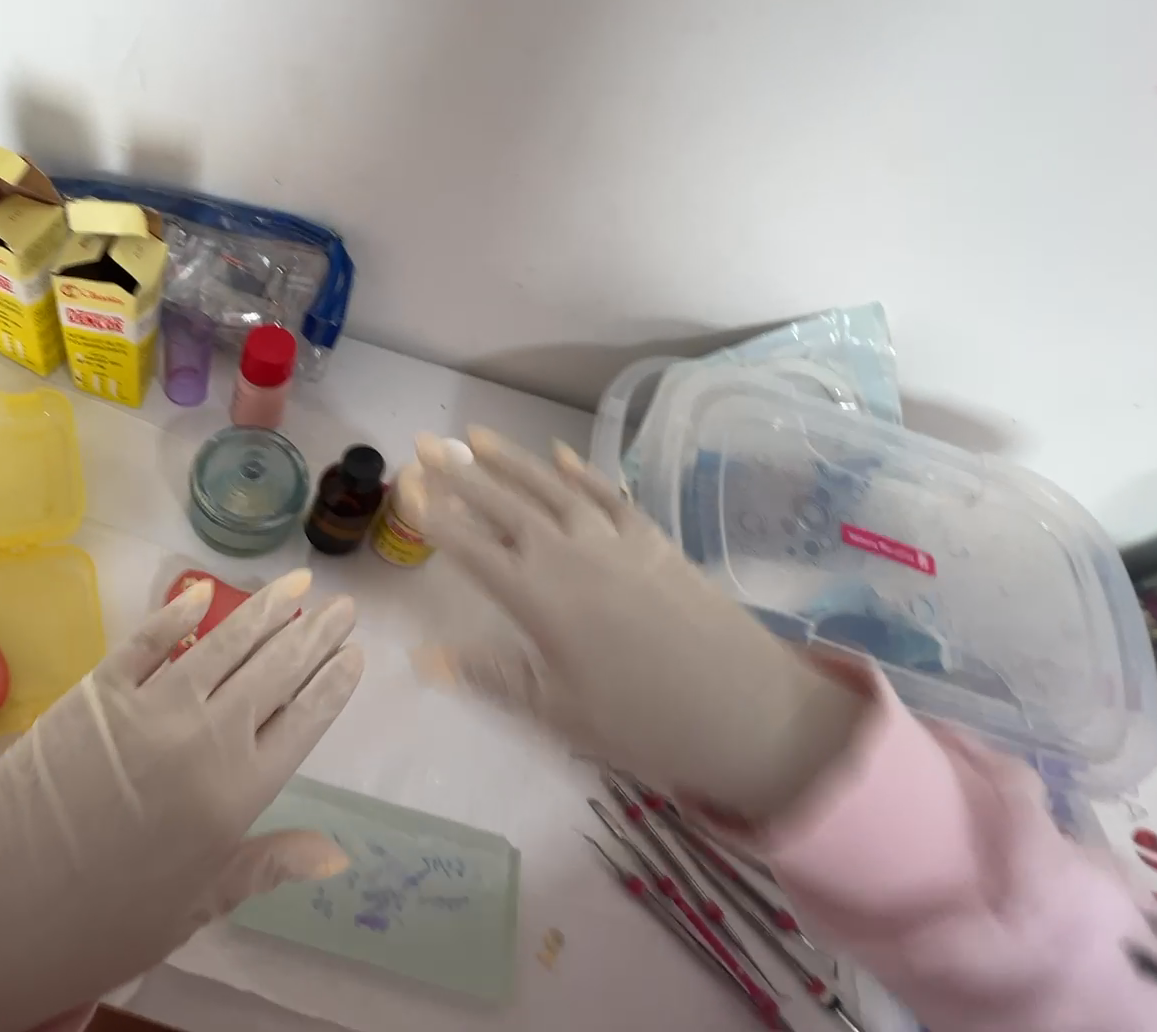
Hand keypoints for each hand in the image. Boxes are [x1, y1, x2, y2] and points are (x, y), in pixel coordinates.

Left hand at [0, 569, 363, 1031]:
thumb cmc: (109, 918)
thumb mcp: (199, 902)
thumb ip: (270, 864)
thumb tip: (342, 853)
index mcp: (237, 794)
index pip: (303, 722)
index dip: (332, 683)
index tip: (355, 652)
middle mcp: (205, 740)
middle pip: (275, 673)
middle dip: (313, 635)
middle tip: (342, 605)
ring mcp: (151, 708)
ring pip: (224, 646)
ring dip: (266, 611)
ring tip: (298, 583)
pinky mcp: (99, 692)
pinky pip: (147, 642)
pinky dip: (178, 615)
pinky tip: (206, 592)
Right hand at [415, 427, 863, 821]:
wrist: (753, 712)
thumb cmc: (644, 721)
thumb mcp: (557, 710)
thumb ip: (490, 675)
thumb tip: (423, 657)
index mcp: (536, 596)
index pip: (468, 545)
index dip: (431, 514)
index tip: (404, 484)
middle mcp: (567, 554)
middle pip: (501, 503)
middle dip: (458, 471)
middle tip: (425, 442)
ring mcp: (614, 540)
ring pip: (550, 487)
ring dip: (511, 459)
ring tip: (478, 435)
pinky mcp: (653, 540)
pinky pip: (608, 495)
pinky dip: (581, 471)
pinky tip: (561, 455)